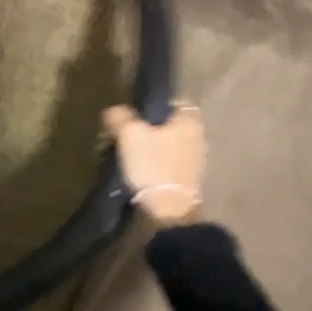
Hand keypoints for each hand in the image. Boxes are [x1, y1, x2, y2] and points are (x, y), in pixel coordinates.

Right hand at [103, 103, 206, 226]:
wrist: (169, 210)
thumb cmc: (153, 164)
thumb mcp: (129, 133)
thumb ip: (119, 116)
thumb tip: (114, 112)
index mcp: (189, 120)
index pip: (173, 100)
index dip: (152, 102)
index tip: (132, 111)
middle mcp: (197, 136)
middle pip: (166, 123)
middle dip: (143, 127)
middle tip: (121, 133)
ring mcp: (193, 159)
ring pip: (164, 143)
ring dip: (144, 146)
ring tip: (121, 153)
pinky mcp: (185, 178)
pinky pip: (164, 161)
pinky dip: (150, 162)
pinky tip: (133, 169)